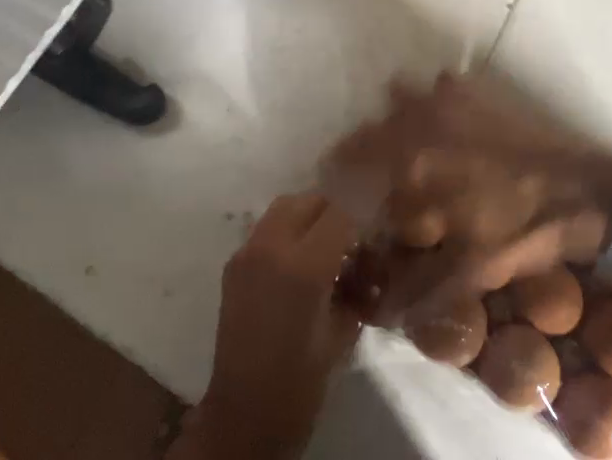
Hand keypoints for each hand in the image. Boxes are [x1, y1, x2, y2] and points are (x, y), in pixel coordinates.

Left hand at [186, 193, 362, 459]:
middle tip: (355, 241)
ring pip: (284, 208)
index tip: (378, 224)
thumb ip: (358, 283)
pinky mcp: (233, 264)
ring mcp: (246, 252)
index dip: (363, 213)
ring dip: (310, 218)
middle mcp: (269, 247)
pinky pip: (266, 230)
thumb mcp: (345, 328)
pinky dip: (288, 234)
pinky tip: (302, 264)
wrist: (246, 412)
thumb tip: (369, 257)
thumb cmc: (304, 379)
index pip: (340, 211)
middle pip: (309, 200)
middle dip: (336, 212)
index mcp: (303, 266)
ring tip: (327, 250)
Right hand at [320, 74, 611, 323]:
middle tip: (366, 169)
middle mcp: (422, 123)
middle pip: (372, 126)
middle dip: (362, 147)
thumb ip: (423, 287)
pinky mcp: (480, 93)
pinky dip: (433, 98)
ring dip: (394, 116)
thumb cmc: (526, 231)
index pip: (351, 160)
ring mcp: (452, 101)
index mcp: (413, 163)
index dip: (337, 174)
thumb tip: (384, 312)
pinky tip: (444, 121)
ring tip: (403, 143)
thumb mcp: (475, 269)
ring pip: (401, 97)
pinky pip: (440, 85)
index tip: (333, 184)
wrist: (589, 193)